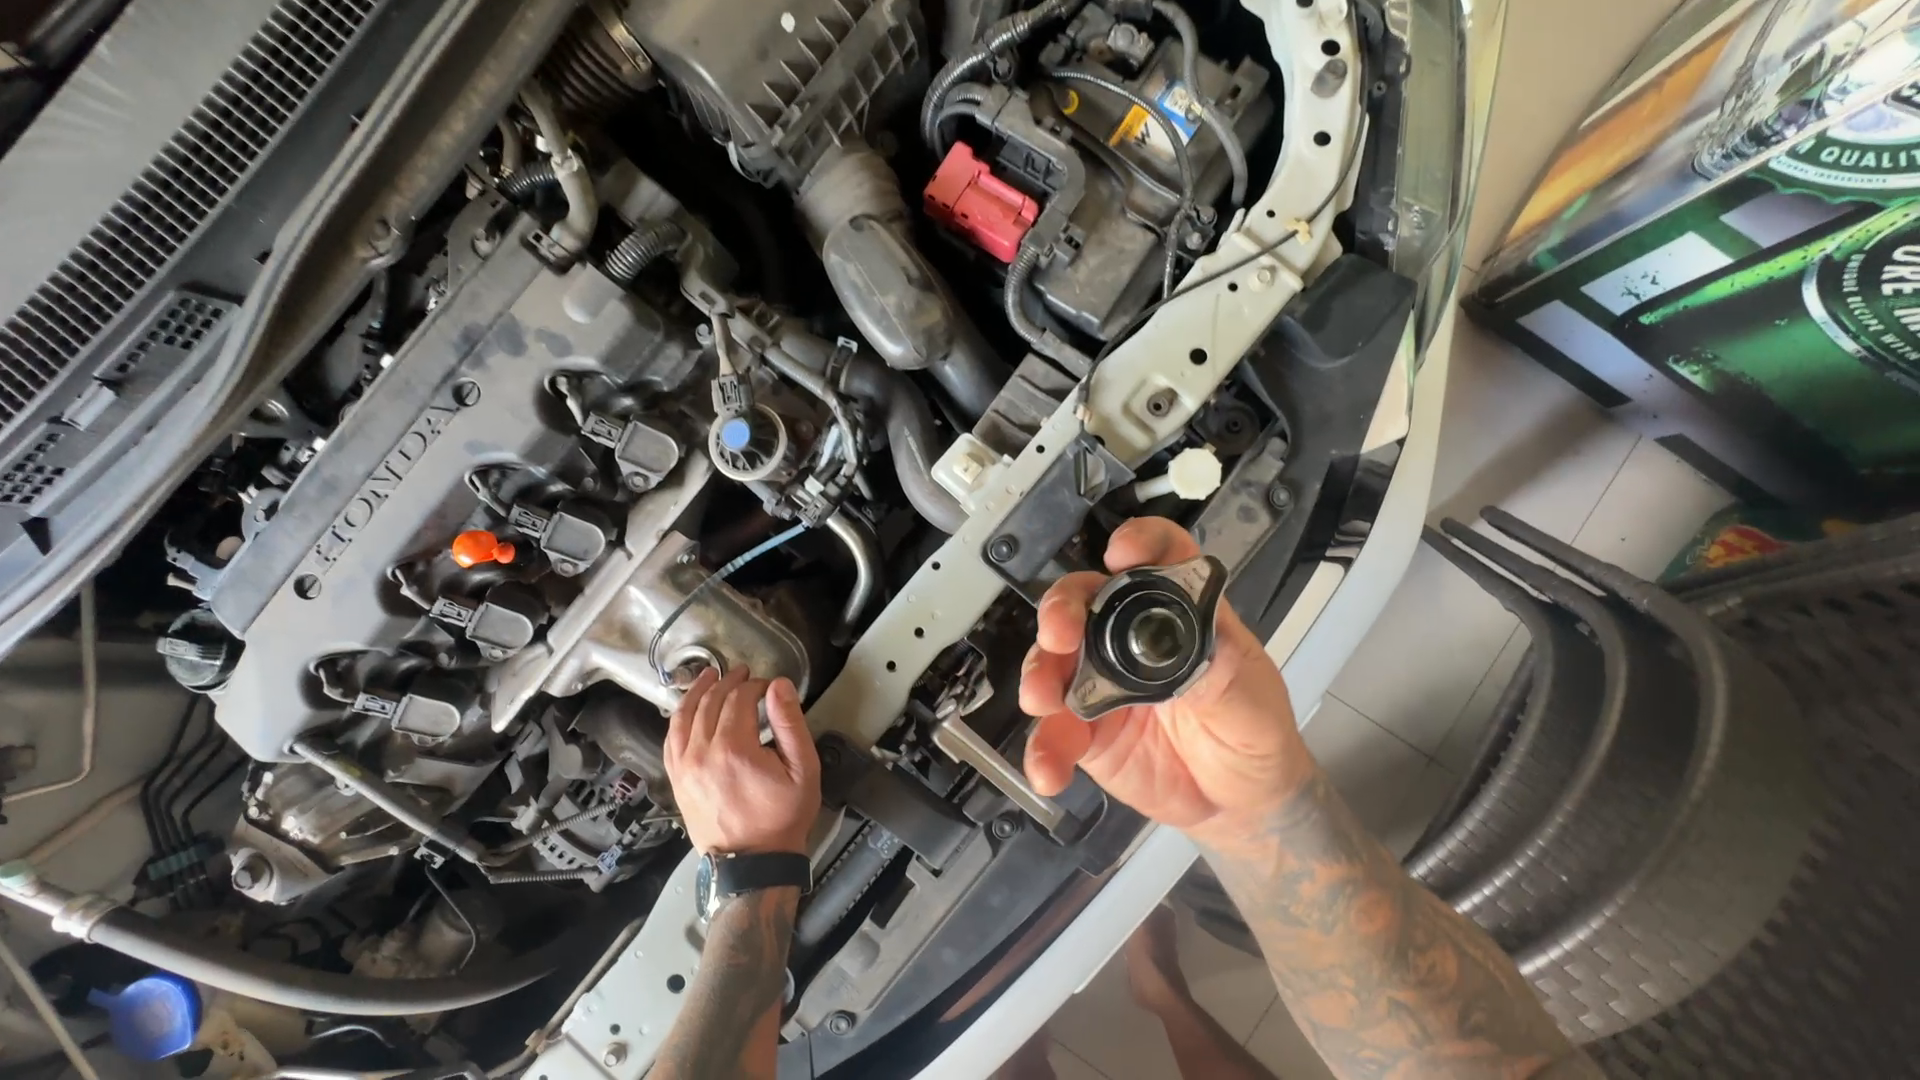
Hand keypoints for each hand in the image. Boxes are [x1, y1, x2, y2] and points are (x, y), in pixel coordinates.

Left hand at [665, 667, 820, 855]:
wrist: (753, 862)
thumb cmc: (783, 816)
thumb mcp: (803, 769)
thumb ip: (790, 723)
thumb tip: (778, 686)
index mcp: (734, 748)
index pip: (739, 699)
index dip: (754, 685)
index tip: (768, 687)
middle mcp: (702, 752)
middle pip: (710, 702)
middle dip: (728, 682)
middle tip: (743, 673)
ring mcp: (684, 767)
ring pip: (684, 716)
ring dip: (698, 691)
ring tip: (710, 676)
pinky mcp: (677, 779)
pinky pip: (671, 739)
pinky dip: (680, 717)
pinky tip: (689, 708)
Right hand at [1020, 517, 1312, 848]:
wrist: (1239, 804)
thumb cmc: (1253, 731)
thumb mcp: (1247, 694)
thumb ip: (1210, 665)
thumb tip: (1170, 642)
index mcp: (1179, 612)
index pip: (1159, 559)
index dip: (1140, 544)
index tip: (1121, 554)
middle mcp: (1129, 638)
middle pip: (1083, 602)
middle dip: (1061, 610)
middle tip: (1057, 635)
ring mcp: (1100, 683)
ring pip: (1053, 662)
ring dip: (1039, 675)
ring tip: (1042, 701)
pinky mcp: (1084, 731)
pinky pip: (1051, 734)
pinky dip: (1043, 750)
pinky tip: (1049, 769)